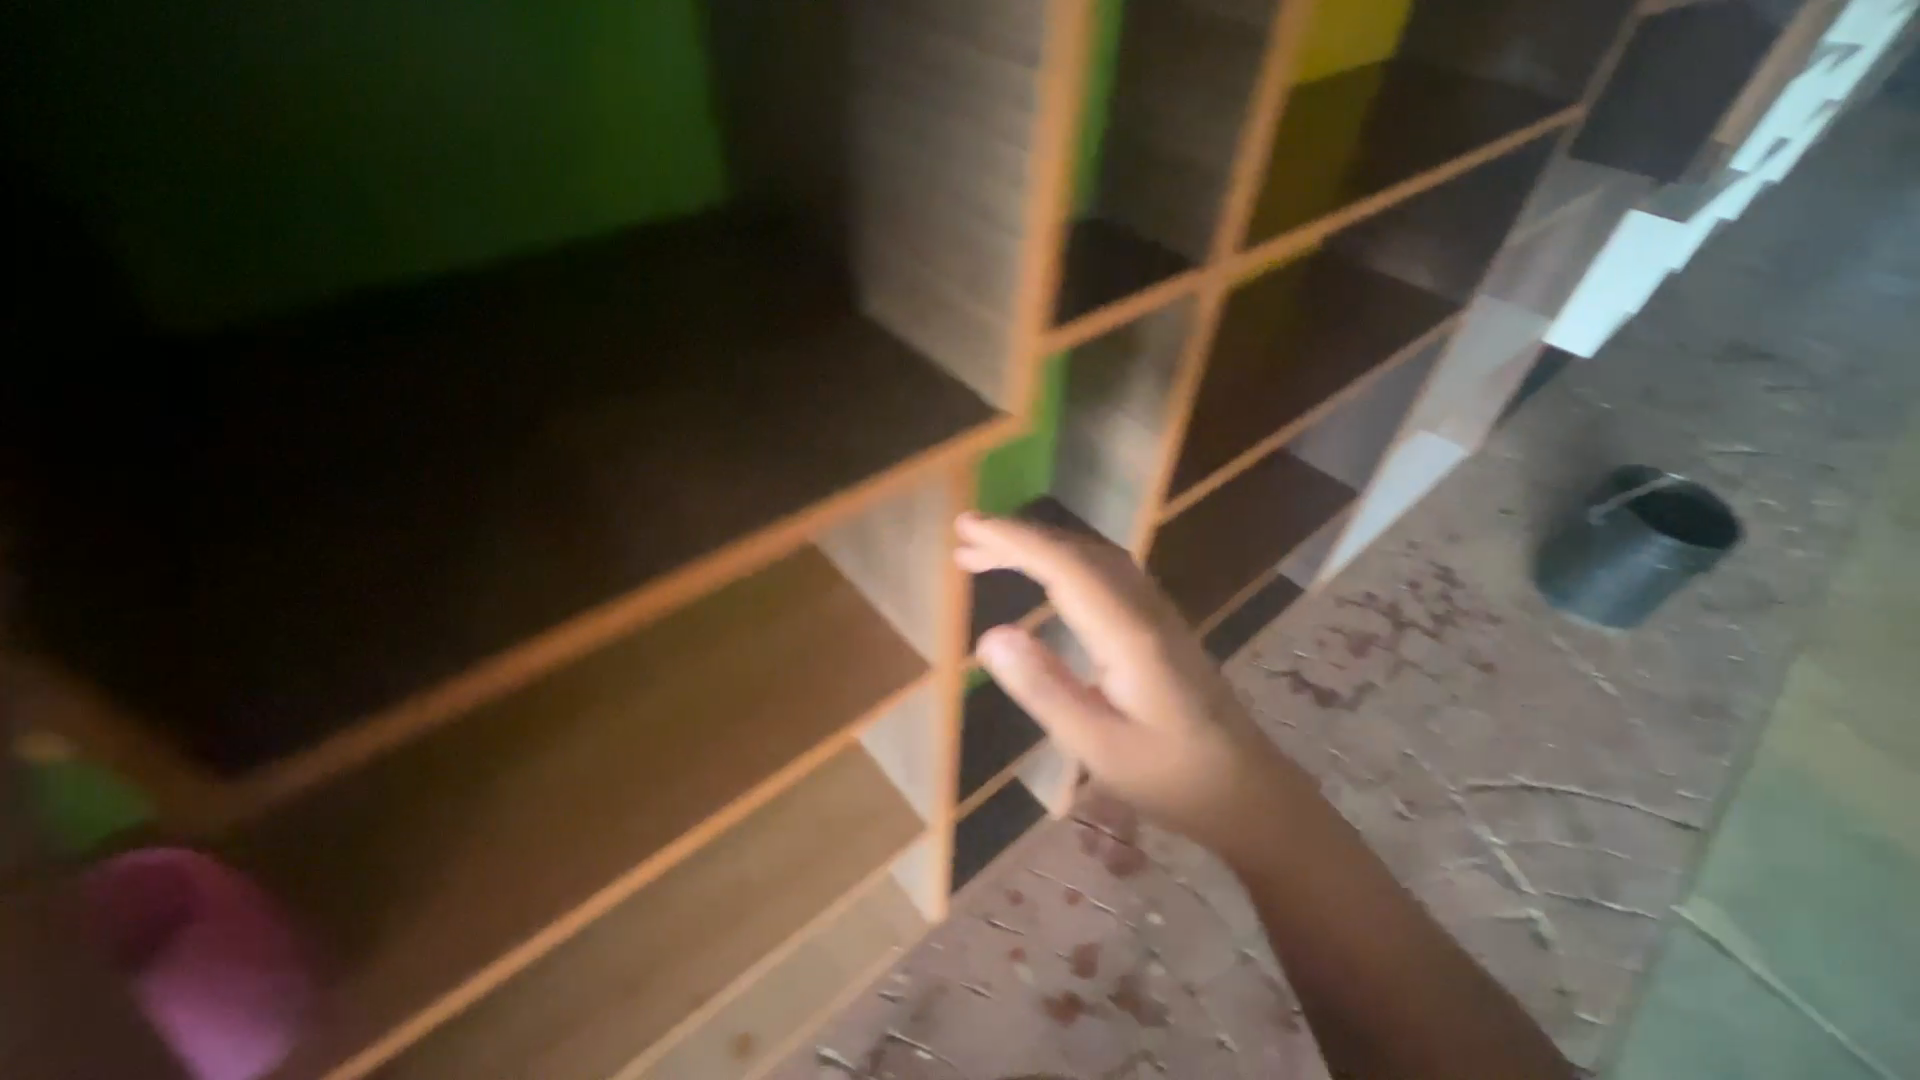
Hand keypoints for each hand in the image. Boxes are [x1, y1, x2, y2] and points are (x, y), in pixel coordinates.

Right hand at [956, 513, 1303, 858]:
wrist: (1248, 791)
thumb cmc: (1171, 778)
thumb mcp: (1098, 747)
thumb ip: (1044, 689)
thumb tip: (989, 636)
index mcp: (1128, 633)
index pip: (1065, 566)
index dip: (1014, 541)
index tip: (967, 528)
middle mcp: (1145, 610)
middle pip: (1080, 552)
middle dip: (1020, 538)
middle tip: (964, 541)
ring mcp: (1158, 616)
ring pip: (1096, 558)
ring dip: (1043, 547)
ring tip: (990, 555)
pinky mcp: (1161, 629)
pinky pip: (1108, 574)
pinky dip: (1066, 563)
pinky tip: (1048, 580)